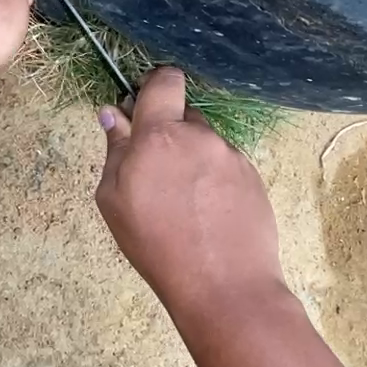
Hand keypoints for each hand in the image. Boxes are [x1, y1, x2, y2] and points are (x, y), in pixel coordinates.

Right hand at [95, 68, 285, 319]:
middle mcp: (199, 136)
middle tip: (155, 171)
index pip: (164, 81)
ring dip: (190, 157)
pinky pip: (224, 165)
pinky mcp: (253, 178)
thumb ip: (115, 150)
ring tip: (183, 200)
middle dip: (167, 132)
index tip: (143, 103)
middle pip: (181, 114)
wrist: (224, 286)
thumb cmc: (154, 242)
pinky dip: (212, 178)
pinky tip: (207, 213)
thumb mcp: (113, 198)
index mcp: (159, 135)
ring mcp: (231, 157)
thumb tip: (113, 114)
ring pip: (203, 142)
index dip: (153, 83)